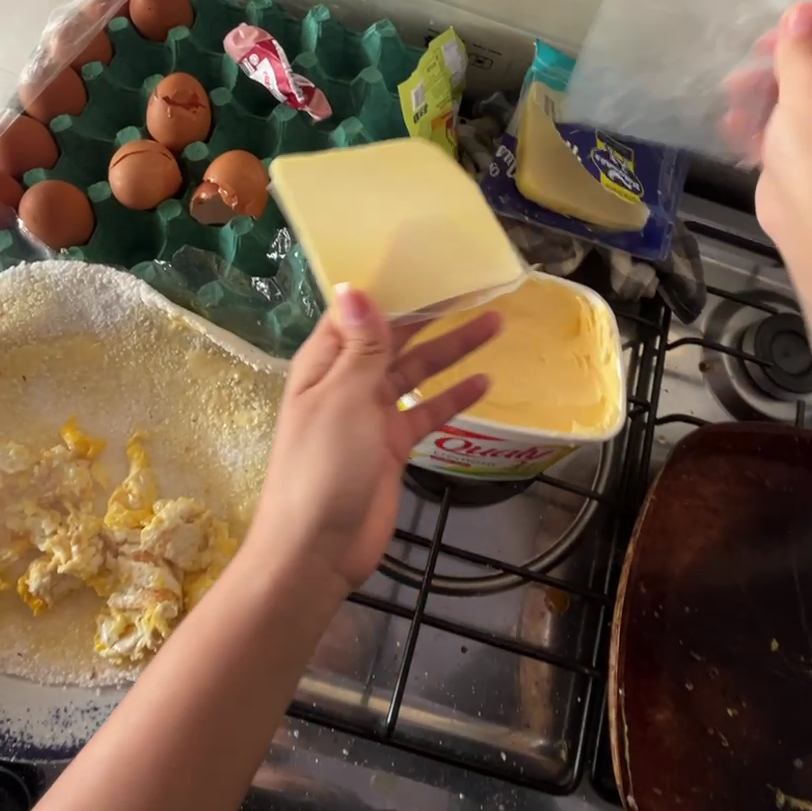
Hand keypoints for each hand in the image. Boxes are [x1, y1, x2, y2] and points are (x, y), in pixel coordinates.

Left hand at [249, 285, 500, 594]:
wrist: (317, 549)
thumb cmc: (323, 467)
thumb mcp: (344, 399)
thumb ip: (360, 347)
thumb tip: (354, 287)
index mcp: (325, 363)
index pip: (357, 312)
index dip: (389, 287)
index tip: (426, 262)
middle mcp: (347, 381)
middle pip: (393, 337)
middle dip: (430, 313)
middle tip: (474, 287)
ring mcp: (370, 414)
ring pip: (416, 371)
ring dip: (451, 350)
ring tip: (494, 323)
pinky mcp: (392, 445)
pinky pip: (426, 412)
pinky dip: (452, 397)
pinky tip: (484, 383)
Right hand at [747, 0, 811, 251]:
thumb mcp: (804, 87)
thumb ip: (799, 46)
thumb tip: (801, 9)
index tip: (790, 21)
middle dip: (789, 48)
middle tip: (757, 54)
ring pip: (801, 84)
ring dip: (766, 83)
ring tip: (733, 91)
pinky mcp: (808, 146)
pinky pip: (785, 119)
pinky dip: (761, 118)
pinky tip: (733, 125)